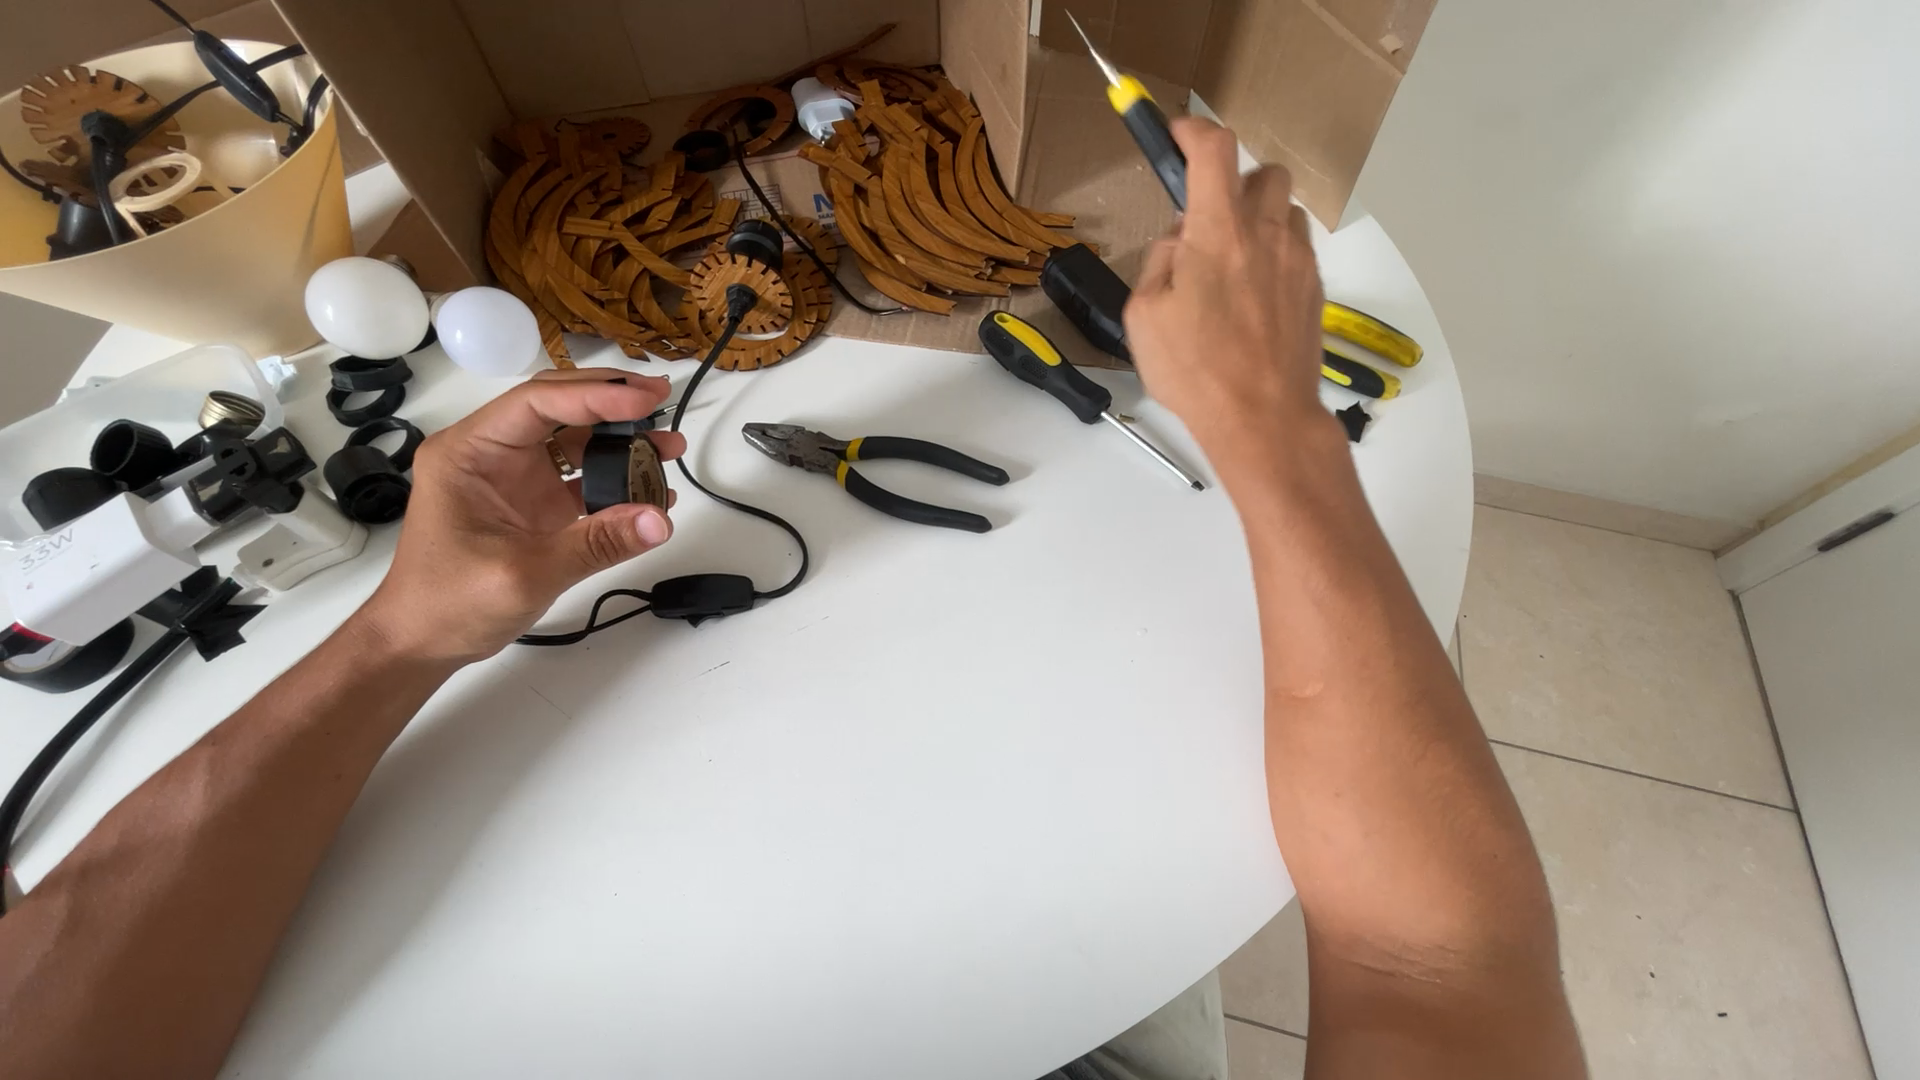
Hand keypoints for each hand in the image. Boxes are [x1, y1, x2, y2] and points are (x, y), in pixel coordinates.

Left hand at [356, 368, 686, 663]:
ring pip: (577, 440)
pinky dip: (620, 480)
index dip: (595, 396)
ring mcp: (517, 478)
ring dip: (623, 440)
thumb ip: (597, 544)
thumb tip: (660, 519)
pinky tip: (653, 490)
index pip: (538, 404)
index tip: (646, 400)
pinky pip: (585, 478)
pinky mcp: (537, 503)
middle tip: (662, 398)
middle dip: (612, 401)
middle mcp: (493, 455)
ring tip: (669, 445)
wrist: (424, 641)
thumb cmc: (450, 603)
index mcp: (470, 453)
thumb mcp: (527, 573)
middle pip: (559, 409)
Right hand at [1124, 118, 1335, 476]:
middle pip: (1263, 173)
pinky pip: (1296, 251)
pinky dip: (1273, 255)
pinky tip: (1251, 295)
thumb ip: (1159, 263)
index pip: (1213, 150)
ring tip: (1231, 263)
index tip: (1176, 136)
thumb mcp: (1144, 316)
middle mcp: (1266, 235)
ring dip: (1258, 219)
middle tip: (1206, 222)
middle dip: (1233, 183)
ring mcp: (1297, 261)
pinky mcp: (1313, 290)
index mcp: (1218, 233)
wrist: (1262, 417)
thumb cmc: (1196, 371)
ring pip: (1285, 211)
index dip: (1192, 132)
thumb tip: (1178, 242)